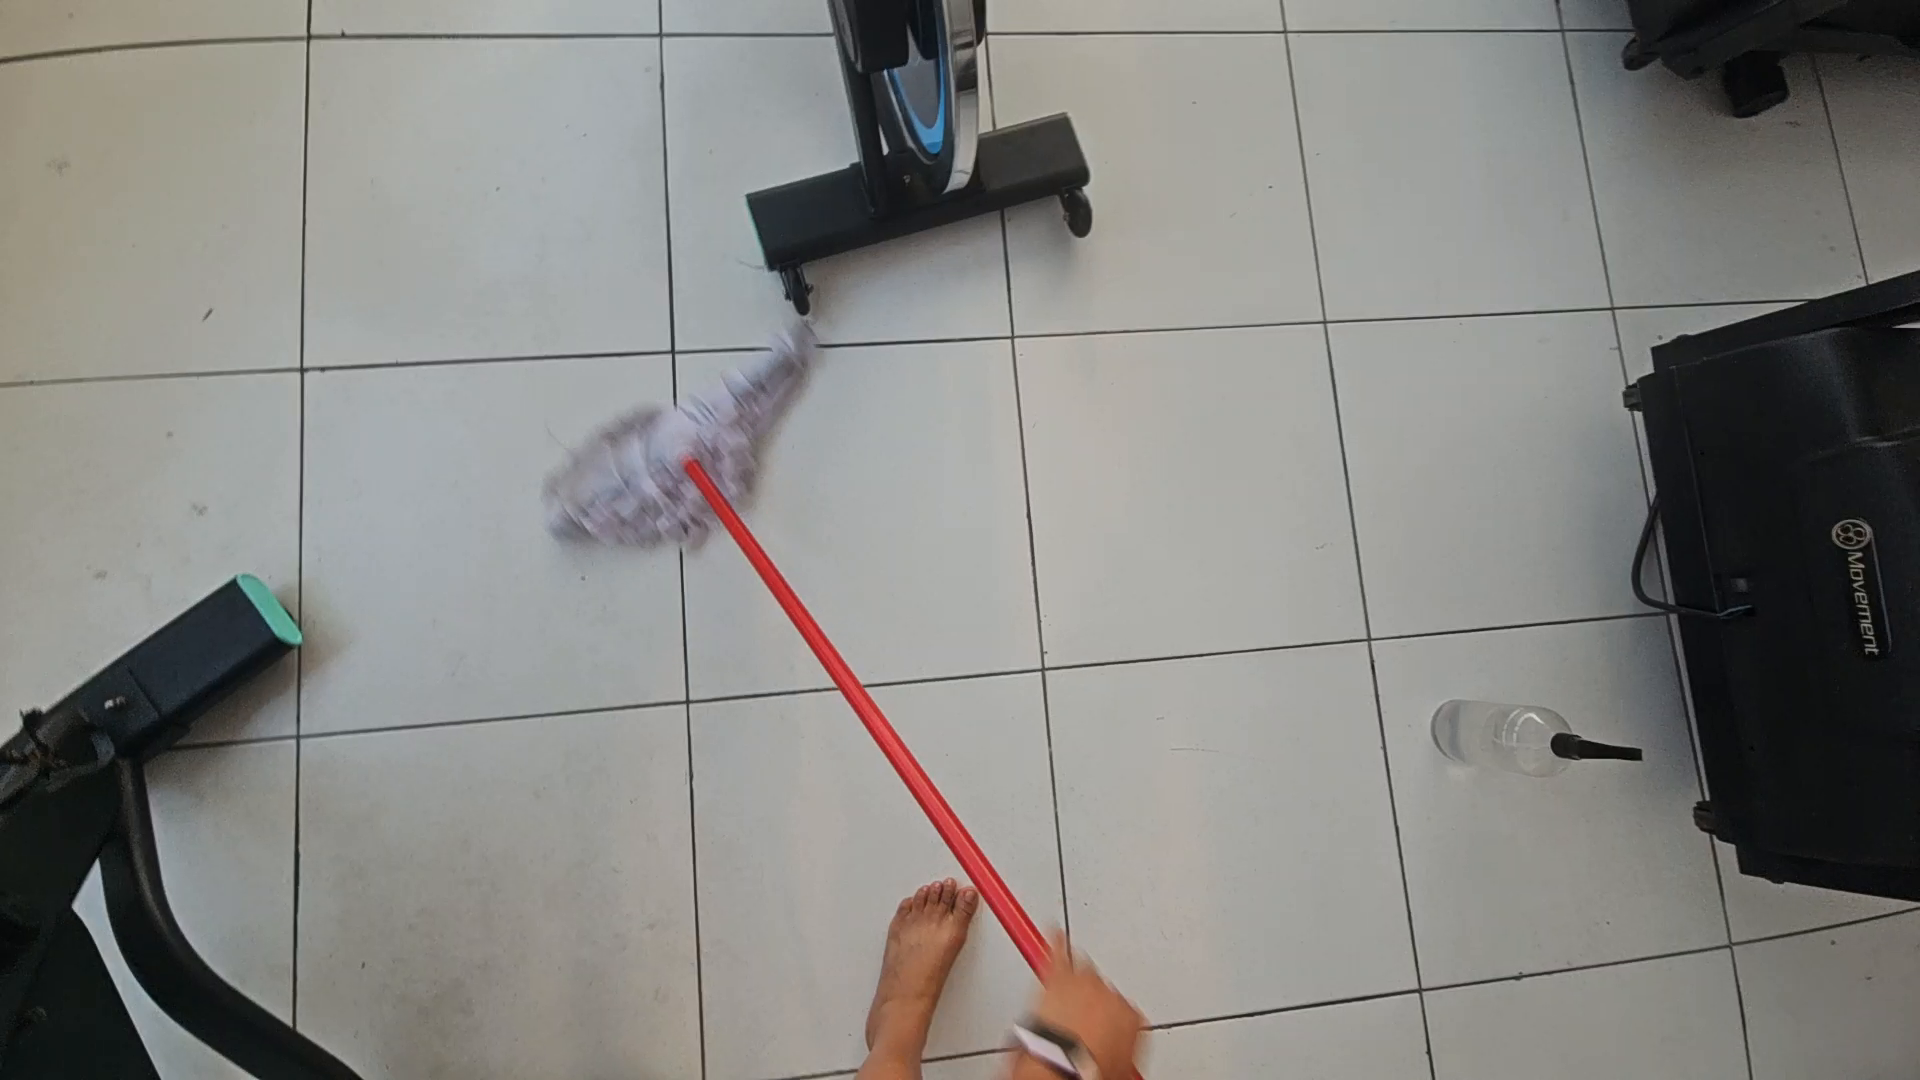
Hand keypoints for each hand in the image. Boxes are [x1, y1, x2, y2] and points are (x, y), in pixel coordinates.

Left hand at [1027, 931, 1144, 1078]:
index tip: (1103, 1029)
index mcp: (1130, 1015)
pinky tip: (1053, 931)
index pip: (1124, 1011)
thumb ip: (1122, 1045)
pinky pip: (1057, 949)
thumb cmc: (1092, 1068)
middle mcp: (1109, 991)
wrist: (1065, 1064)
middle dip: (1092, 1000)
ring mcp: (1083, 980)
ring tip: (1069, 990)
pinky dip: (1055, 939)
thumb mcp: (1120, 1065)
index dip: (1110, 1020)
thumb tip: (1116, 1050)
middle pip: (1102, 987)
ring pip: (1081, 967)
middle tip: (1083, 1018)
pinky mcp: (1058, 974)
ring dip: (1075, 977)